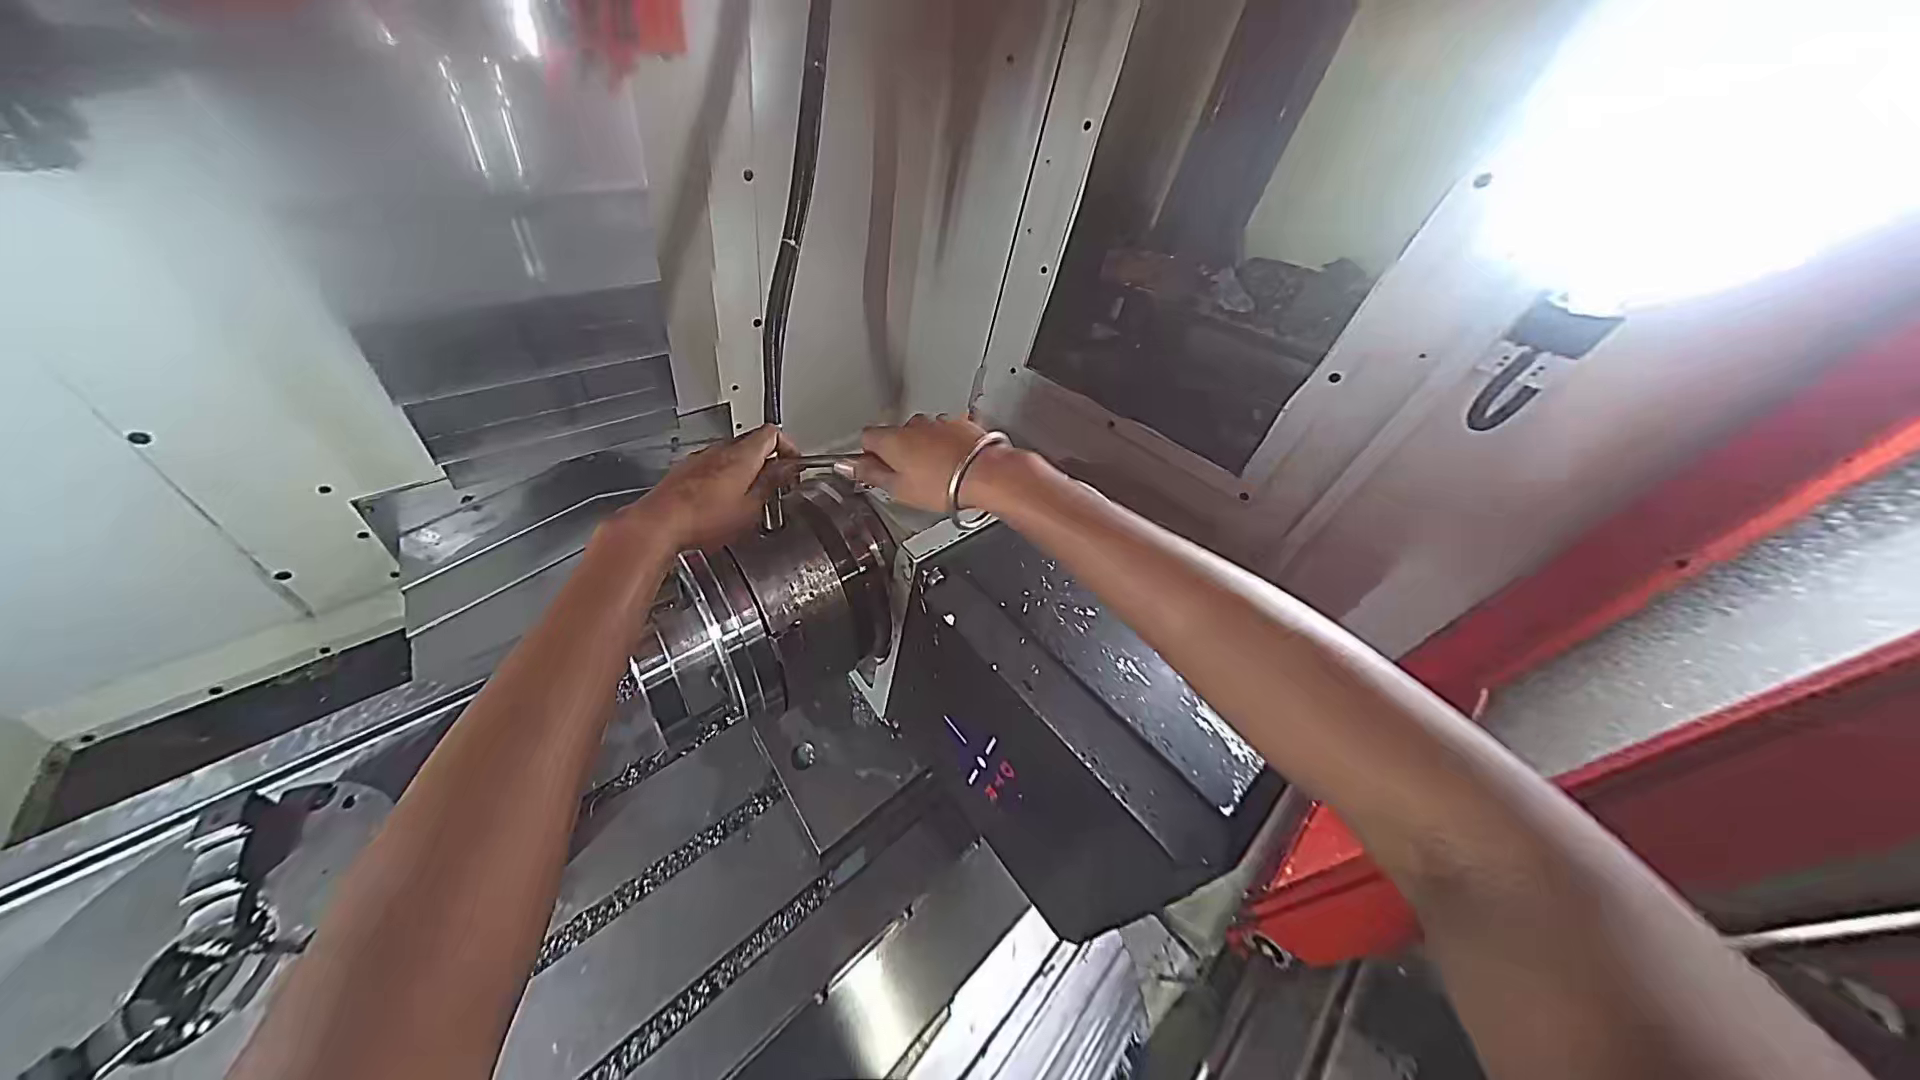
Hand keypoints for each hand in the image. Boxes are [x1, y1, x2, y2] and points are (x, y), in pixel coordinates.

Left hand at [596, 424, 795, 555]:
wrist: (658, 525)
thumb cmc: (701, 518)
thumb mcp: (751, 507)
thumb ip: (772, 483)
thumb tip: (788, 467)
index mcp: (742, 455)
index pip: (773, 433)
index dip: (789, 448)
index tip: (793, 465)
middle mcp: (720, 450)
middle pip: (753, 443)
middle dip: (769, 461)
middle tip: (778, 483)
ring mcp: (700, 459)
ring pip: (732, 456)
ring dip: (747, 471)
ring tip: (752, 496)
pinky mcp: (685, 472)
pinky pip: (713, 467)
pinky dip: (726, 478)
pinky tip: (725, 503)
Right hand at [845, 414, 1032, 515]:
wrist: (985, 474)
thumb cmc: (944, 484)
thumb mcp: (898, 488)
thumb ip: (869, 474)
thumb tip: (848, 466)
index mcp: (891, 438)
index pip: (866, 437)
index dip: (869, 456)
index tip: (875, 469)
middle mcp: (914, 424)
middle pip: (895, 435)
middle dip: (898, 453)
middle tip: (908, 478)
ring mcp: (939, 422)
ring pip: (921, 434)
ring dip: (923, 449)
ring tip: (934, 474)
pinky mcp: (960, 424)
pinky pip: (945, 434)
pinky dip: (945, 446)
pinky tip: (951, 465)